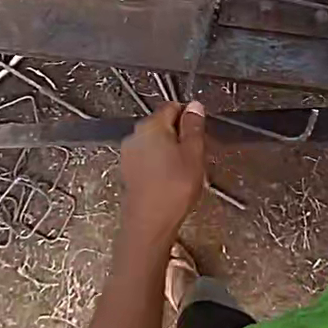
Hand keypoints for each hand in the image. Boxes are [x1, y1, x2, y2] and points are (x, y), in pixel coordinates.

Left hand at [119, 101, 207, 237]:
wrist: (149, 223)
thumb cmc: (175, 186)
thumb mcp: (193, 153)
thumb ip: (194, 126)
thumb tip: (194, 105)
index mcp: (151, 125)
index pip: (172, 107)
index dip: (189, 116)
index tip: (200, 134)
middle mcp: (135, 135)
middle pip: (161, 124)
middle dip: (179, 135)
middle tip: (195, 155)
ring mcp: (128, 154)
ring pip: (154, 143)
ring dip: (169, 150)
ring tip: (184, 171)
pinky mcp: (127, 171)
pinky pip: (146, 158)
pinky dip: (158, 164)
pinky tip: (169, 180)